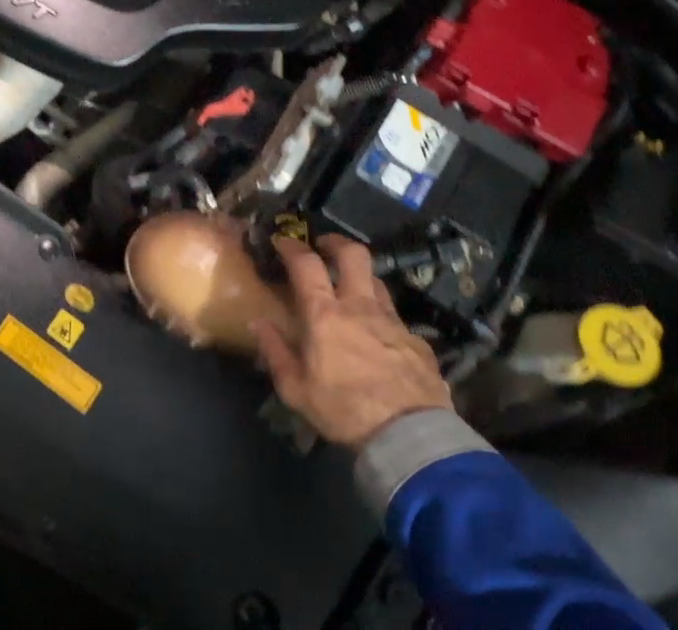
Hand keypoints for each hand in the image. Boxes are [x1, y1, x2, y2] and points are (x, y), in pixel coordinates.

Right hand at [251, 234, 452, 450]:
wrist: (410, 436)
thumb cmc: (343, 410)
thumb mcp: (295, 388)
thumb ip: (275, 351)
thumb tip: (259, 323)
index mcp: (324, 315)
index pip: (306, 264)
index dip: (292, 247)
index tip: (283, 241)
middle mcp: (360, 308)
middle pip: (354, 255)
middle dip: (336, 243)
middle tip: (324, 246)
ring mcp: (394, 322)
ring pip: (378, 282)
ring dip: (361, 277)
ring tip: (350, 289)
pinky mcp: (418, 342)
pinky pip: (396, 317)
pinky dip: (381, 317)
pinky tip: (376, 337)